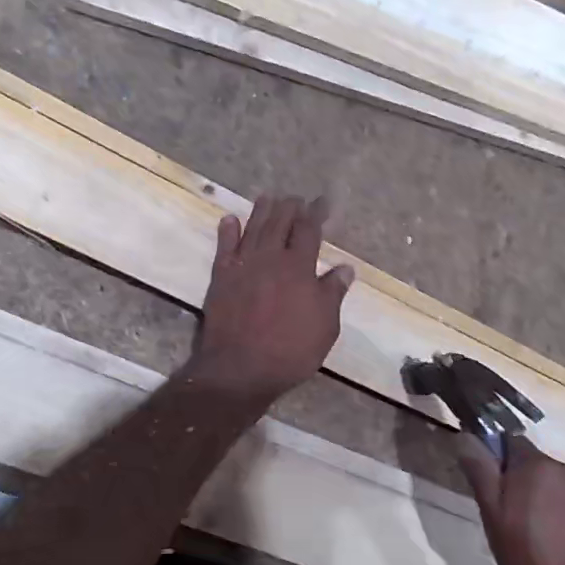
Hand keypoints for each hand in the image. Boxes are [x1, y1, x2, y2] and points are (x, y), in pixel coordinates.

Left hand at [183, 195, 354, 403]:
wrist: (239, 367)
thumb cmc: (290, 351)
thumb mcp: (325, 326)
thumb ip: (332, 294)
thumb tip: (344, 268)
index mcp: (299, 267)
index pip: (310, 230)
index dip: (316, 213)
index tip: (322, 202)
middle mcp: (270, 258)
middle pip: (280, 223)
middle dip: (289, 207)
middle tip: (294, 198)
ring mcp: (242, 266)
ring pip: (253, 229)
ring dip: (261, 211)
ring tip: (267, 198)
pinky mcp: (220, 278)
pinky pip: (224, 247)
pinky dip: (227, 231)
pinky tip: (230, 220)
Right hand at [457, 436, 564, 564]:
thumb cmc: (533, 552)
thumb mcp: (493, 512)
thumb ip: (480, 471)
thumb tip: (464, 435)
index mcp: (536, 463)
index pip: (505, 439)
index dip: (487, 454)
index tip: (478, 481)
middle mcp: (561, 469)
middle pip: (523, 461)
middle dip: (505, 478)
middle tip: (493, 511)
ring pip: (539, 482)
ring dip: (523, 496)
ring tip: (514, 530)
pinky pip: (556, 499)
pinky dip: (542, 511)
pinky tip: (538, 540)